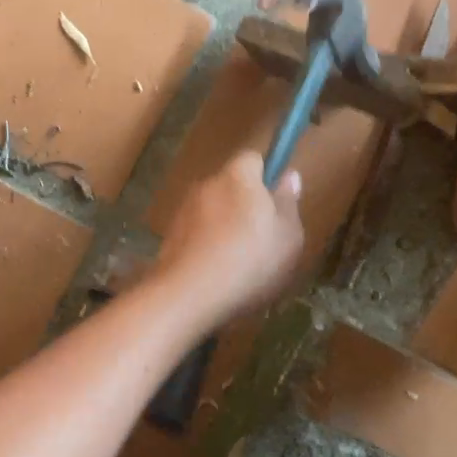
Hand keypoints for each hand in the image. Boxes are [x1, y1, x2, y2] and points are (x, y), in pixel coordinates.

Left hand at [153, 150, 305, 322]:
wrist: (188, 297)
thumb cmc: (250, 262)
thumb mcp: (288, 236)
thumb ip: (288, 203)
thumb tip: (288, 175)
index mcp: (238, 176)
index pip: (253, 158)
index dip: (266, 176)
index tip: (275, 203)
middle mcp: (206, 186)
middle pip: (230, 188)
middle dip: (244, 207)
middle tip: (263, 241)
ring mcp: (182, 213)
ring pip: (212, 216)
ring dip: (224, 232)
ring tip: (239, 266)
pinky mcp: (167, 241)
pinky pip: (196, 239)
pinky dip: (206, 251)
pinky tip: (216, 278)